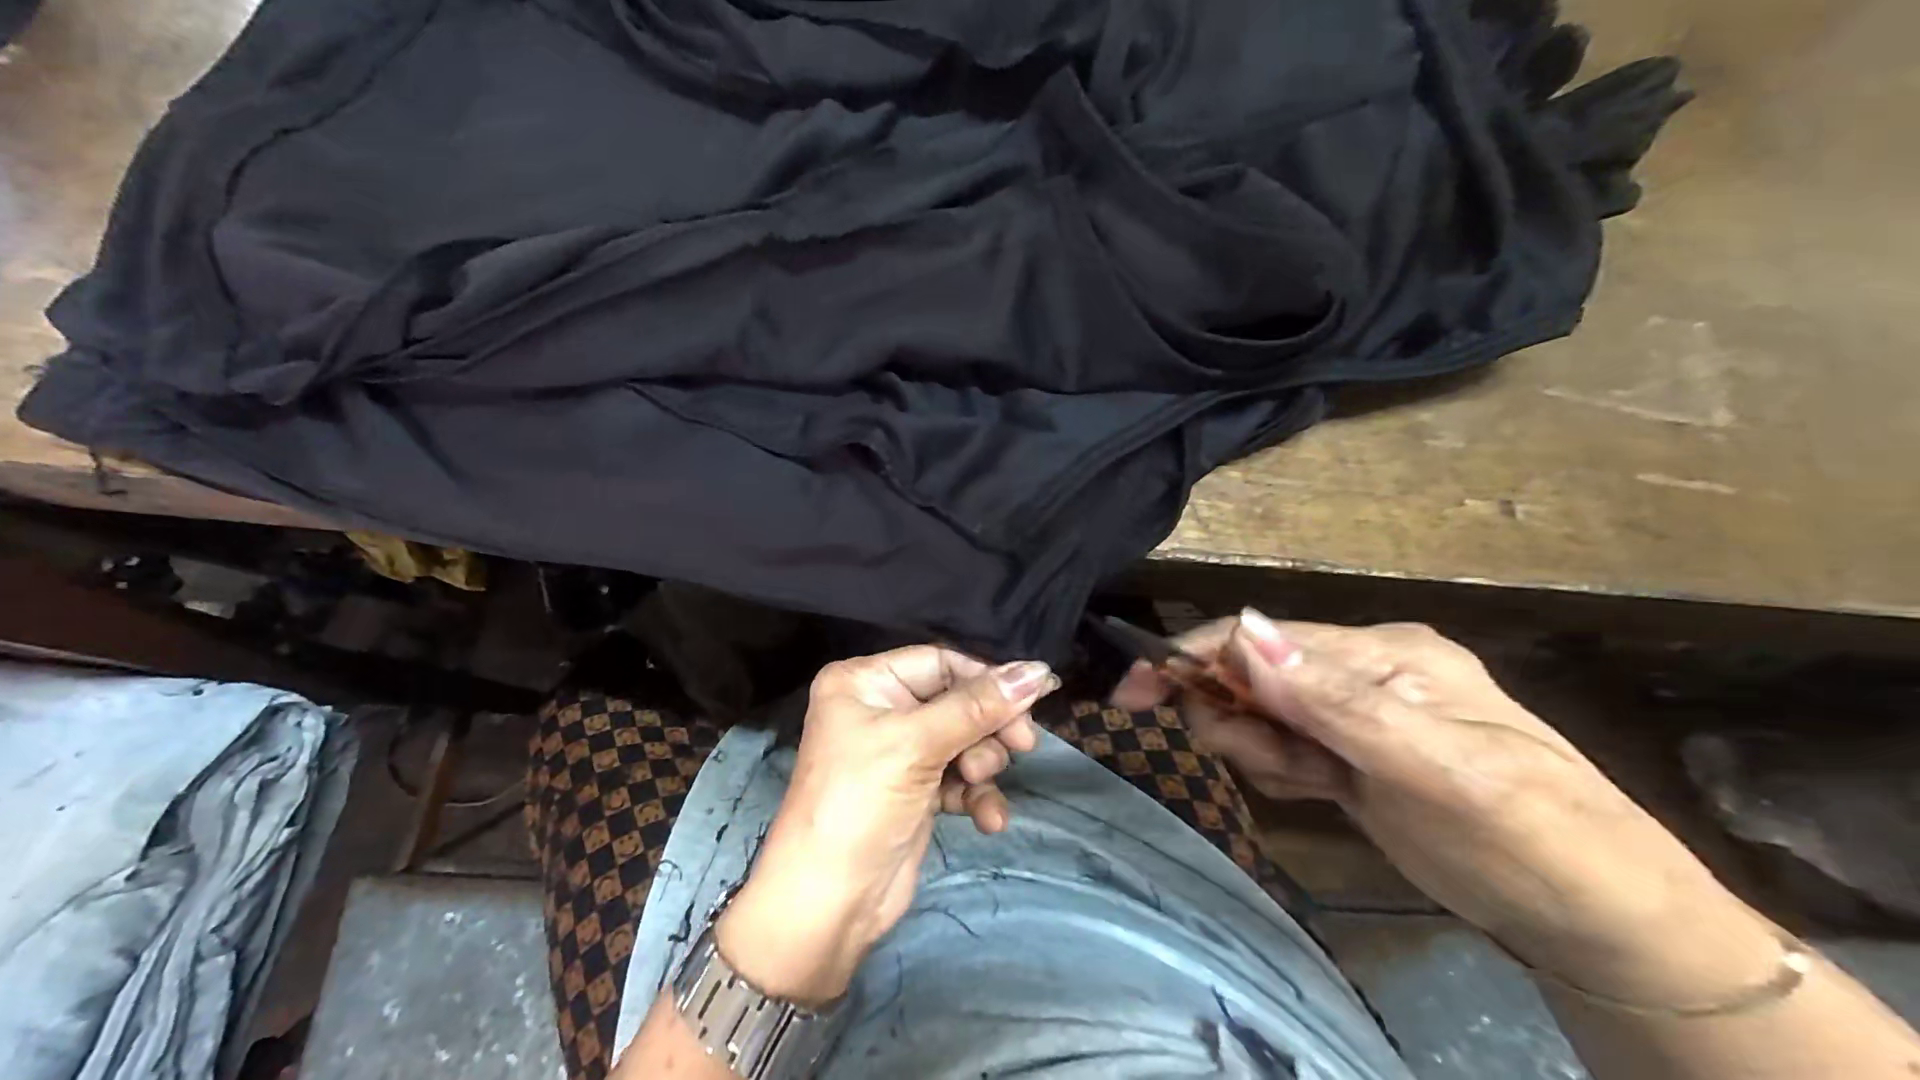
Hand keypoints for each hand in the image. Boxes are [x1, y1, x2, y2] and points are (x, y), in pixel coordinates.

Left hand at [716, 646, 1057, 1005]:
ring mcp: (899, 751)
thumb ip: (979, 707)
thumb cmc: (861, 803)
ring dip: (983, 762)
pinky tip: (987, 819)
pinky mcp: (916, 789)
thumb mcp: (918, 745)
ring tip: (977, 782)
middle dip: (988, 726)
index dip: (985, 679)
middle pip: (958, 700)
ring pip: (965, 739)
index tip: (1030, 700)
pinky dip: (977, 794)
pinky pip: (960, 777)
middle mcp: (880, 709)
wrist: (828, 905)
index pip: (940, 661)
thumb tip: (1037, 670)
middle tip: (1021, 745)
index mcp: (864, 681)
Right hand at [1114, 611, 1780, 1008]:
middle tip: (1273, 768)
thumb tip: (1242, 631)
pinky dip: (1279, 768)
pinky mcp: (1350, 754)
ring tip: (1311, 785)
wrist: (1603, 925)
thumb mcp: (1435, 769)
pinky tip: (1316, 791)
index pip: (1262, 638)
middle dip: (1237, 717)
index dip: (1194, 658)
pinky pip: (1283, 746)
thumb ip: (1334, 700)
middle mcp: (1363, 671)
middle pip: (1252, 674)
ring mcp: (1356, 715)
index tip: (1134, 690)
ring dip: (1261, 749)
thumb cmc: (1530, 838)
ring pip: (1261, 713)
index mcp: (1383, 653)